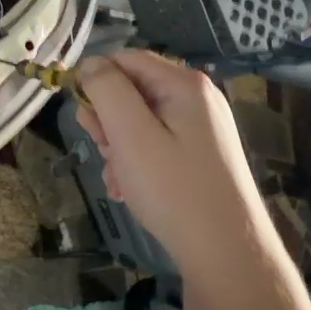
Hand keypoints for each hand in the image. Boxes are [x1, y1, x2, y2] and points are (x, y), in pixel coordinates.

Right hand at [75, 51, 279, 273]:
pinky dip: (133, 160)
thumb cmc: (173, 189)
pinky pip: (151, 141)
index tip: (85, 119)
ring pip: (135, 119)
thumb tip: (88, 64)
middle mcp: (196, 98)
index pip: (123, 59)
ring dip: (115, 144)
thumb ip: (106, 90)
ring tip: (118, 176)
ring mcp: (199, 126)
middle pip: (129, 89)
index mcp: (183, 85)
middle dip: (106, 119)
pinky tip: (129, 187)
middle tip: (104, 150)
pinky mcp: (197, 151)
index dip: (95, 81)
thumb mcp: (130, 134)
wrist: (225, 250)